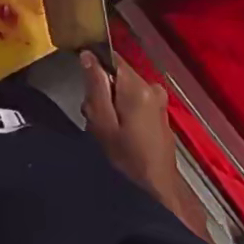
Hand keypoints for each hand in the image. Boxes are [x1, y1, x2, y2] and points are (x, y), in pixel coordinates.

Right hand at [80, 51, 175, 190]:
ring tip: (105, 129)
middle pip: (117, 75)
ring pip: (124, 88)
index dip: (94, 65)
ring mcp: (160, 101)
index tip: (82, 83)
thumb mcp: (101, 122)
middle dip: (101, 90)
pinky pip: (135, 100)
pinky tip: (119, 133)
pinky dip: (123, 111)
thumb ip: (95, 86)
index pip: (112, 57)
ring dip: (111, 102)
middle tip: (94, 117)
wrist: (156, 189)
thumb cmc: (124, 158)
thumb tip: (88, 55)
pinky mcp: (161, 114)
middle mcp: (152, 88)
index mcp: (138, 87)